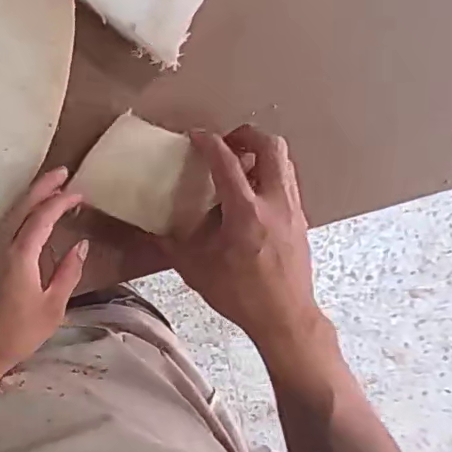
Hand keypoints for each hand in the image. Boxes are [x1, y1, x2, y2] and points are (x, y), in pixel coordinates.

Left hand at [0, 167, 87, 388]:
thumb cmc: (16, 334)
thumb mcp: (52, 307)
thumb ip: (68, 273)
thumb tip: (81, 246)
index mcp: (19, 256)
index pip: (42, 216)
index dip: (61, 201)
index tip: (80, 192)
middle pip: (22, 207)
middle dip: (43, 187)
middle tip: (63, 173)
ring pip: (9, 215)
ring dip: (29, 199)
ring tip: (49, 189)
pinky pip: (2, 227)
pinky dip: (18, 215)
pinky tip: (27, 217)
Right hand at [162, 126, 335, 377]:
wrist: (284, 316)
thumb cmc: (239, 294)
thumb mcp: (195, 269)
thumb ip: (173, 244)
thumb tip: (151, 231)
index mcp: (246, 212)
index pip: (227, 163)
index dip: (210, 143)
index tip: (196, 135)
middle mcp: (275, 202)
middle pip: (271, 146)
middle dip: (247, 136)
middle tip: (225, 143)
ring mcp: (292, 209)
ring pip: (284, 162)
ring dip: (260, 154)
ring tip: (237, 166)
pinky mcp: (300, 220)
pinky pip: (286, 183)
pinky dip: (268, 176)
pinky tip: (250, 195)